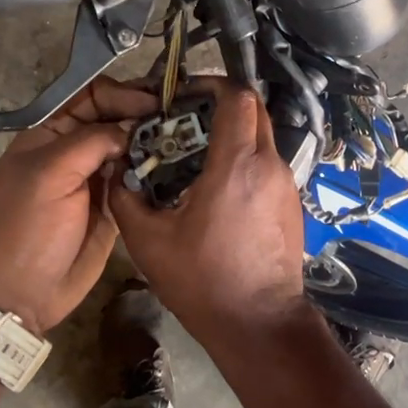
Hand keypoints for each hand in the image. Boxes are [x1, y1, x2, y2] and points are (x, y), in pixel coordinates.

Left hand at [0, 77, 158, 332]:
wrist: (18, 297)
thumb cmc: (24, 229)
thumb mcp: (49, 174)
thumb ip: (92, 141)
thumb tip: (132, 129)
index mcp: (50, 132)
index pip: (92, 95)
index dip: (122, 93)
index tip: (154, 100)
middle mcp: (76, 149)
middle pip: (116, 116)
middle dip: (144, 111)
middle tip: (180, 113)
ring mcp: (97, 177)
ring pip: (132, 145)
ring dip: (155, 138)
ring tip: (188, 133)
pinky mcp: (115, 204)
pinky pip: (139, 176)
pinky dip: (157, 168)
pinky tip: (181, 161)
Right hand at [109, 78, 306, 348]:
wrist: (260, 323)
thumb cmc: (204, 281)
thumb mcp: (150, 243)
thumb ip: (127, 200)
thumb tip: (115, 172)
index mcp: (236, 164)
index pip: (238, 97)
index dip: (214, 84)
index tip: (187, 94)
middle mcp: (268, 164)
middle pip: (255, 109)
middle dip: (224, 104)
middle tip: (190, 119)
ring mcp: (286, 182)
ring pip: (264, 136)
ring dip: (236, 133)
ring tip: (200, 155)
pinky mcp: (292, 202)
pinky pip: (269, 163)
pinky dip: (247, 159)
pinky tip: (221, 188)